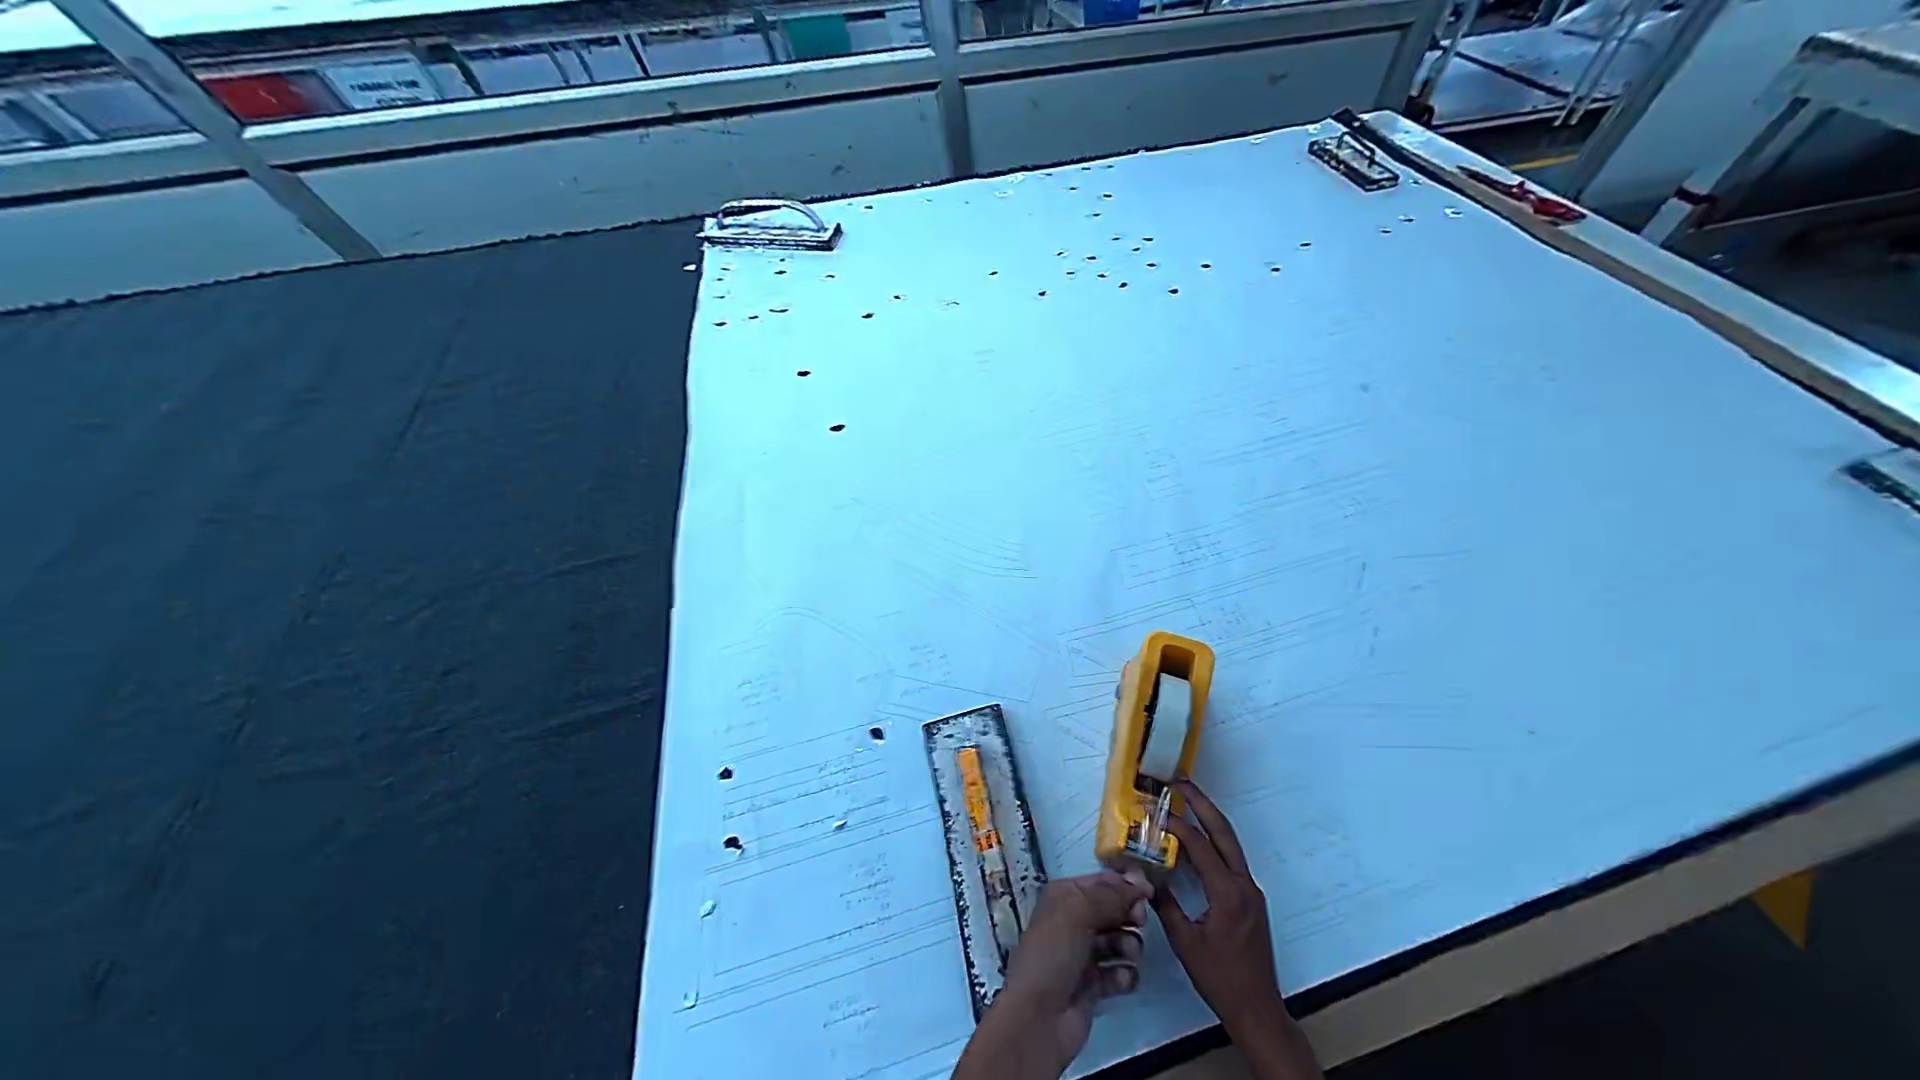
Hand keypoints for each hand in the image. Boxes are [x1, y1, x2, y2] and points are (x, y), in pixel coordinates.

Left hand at [953, 871, 1151, 1079]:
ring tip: (1127, 955)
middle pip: (1114, 909)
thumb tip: (1139, 883)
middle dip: (1129, 914)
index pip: (1101, 882)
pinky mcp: (1094, 984)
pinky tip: (1123, 979)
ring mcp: (1084, 954)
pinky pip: (1120, 972)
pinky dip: (1125, 974)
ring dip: (1129, 945)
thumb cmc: (1053, 953)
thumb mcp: (1077, 912)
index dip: (1125, 884)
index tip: (1149, 892)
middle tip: (1138, 922)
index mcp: (1065, 896)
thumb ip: (1110, 896)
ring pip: (1120, 940)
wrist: (1039, 1017)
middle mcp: (1074, 921)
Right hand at [1154, 781, 1321, 1079]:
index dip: (1175, 824)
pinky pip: (1230, 860)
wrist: (1257, 1008)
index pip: (1199, 845)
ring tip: (1188, 800)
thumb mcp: (1185, 941)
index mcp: (1227, 892)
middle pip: (1224, 832)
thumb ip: (1165, 904)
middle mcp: (1244, 885)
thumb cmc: (1219, 976)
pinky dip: (1213, 842)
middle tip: (1180, 782)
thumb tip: (1143, 876)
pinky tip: (1196, 842)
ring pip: (1230, 844)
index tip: (1153, 809)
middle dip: (1202, 804)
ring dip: (1210, 819)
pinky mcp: (1250, 900)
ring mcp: (1250, 891)